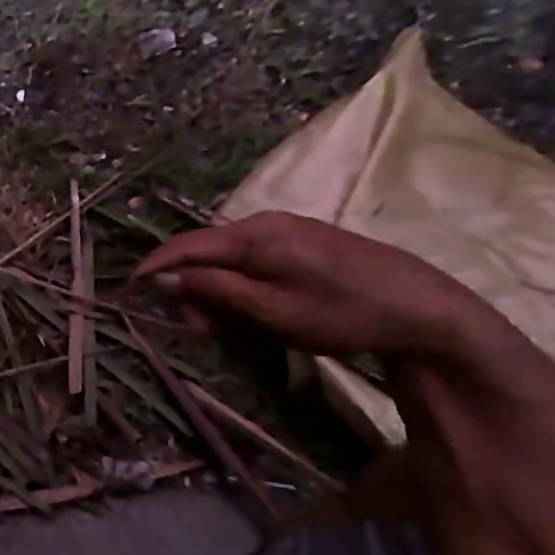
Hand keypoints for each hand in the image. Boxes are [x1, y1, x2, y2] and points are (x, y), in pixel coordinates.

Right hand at [132, 211, 494, 358]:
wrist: (426, 311)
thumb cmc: (343, 313)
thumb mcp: (271, 310)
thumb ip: (214, 290)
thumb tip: (164, 278)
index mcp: (254, 235)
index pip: (185, 245)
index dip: (154, 267)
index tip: (128, 290)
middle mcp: (265, 223)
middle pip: (205, 252)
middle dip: (189, 289)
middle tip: (196, 330)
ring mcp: (286, 231)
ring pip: (227, 258)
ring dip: (213, 291)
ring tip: (221, 328)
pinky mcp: (302, 244)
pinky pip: (251, 260)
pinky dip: (236, 286)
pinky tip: (246, 310)